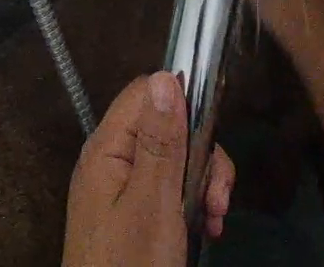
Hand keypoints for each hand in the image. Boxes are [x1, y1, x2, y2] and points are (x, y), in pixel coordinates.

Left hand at [62, 72, 235, 266]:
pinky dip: (191, 205)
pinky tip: (206, 229)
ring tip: (213, 220)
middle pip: (165, 127)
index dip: (181, 103)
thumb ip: (160, 142)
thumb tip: (165, 76)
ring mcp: (121, 187)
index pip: (144, 93)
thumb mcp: (153, 204)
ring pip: (173, 161)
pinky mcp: (133, 214)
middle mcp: (111, 159)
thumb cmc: (131, 264)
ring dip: (201, 185)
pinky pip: (168, 190)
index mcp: (107, 147)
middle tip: (217, 200)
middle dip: (201, 157)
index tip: (211, 138)